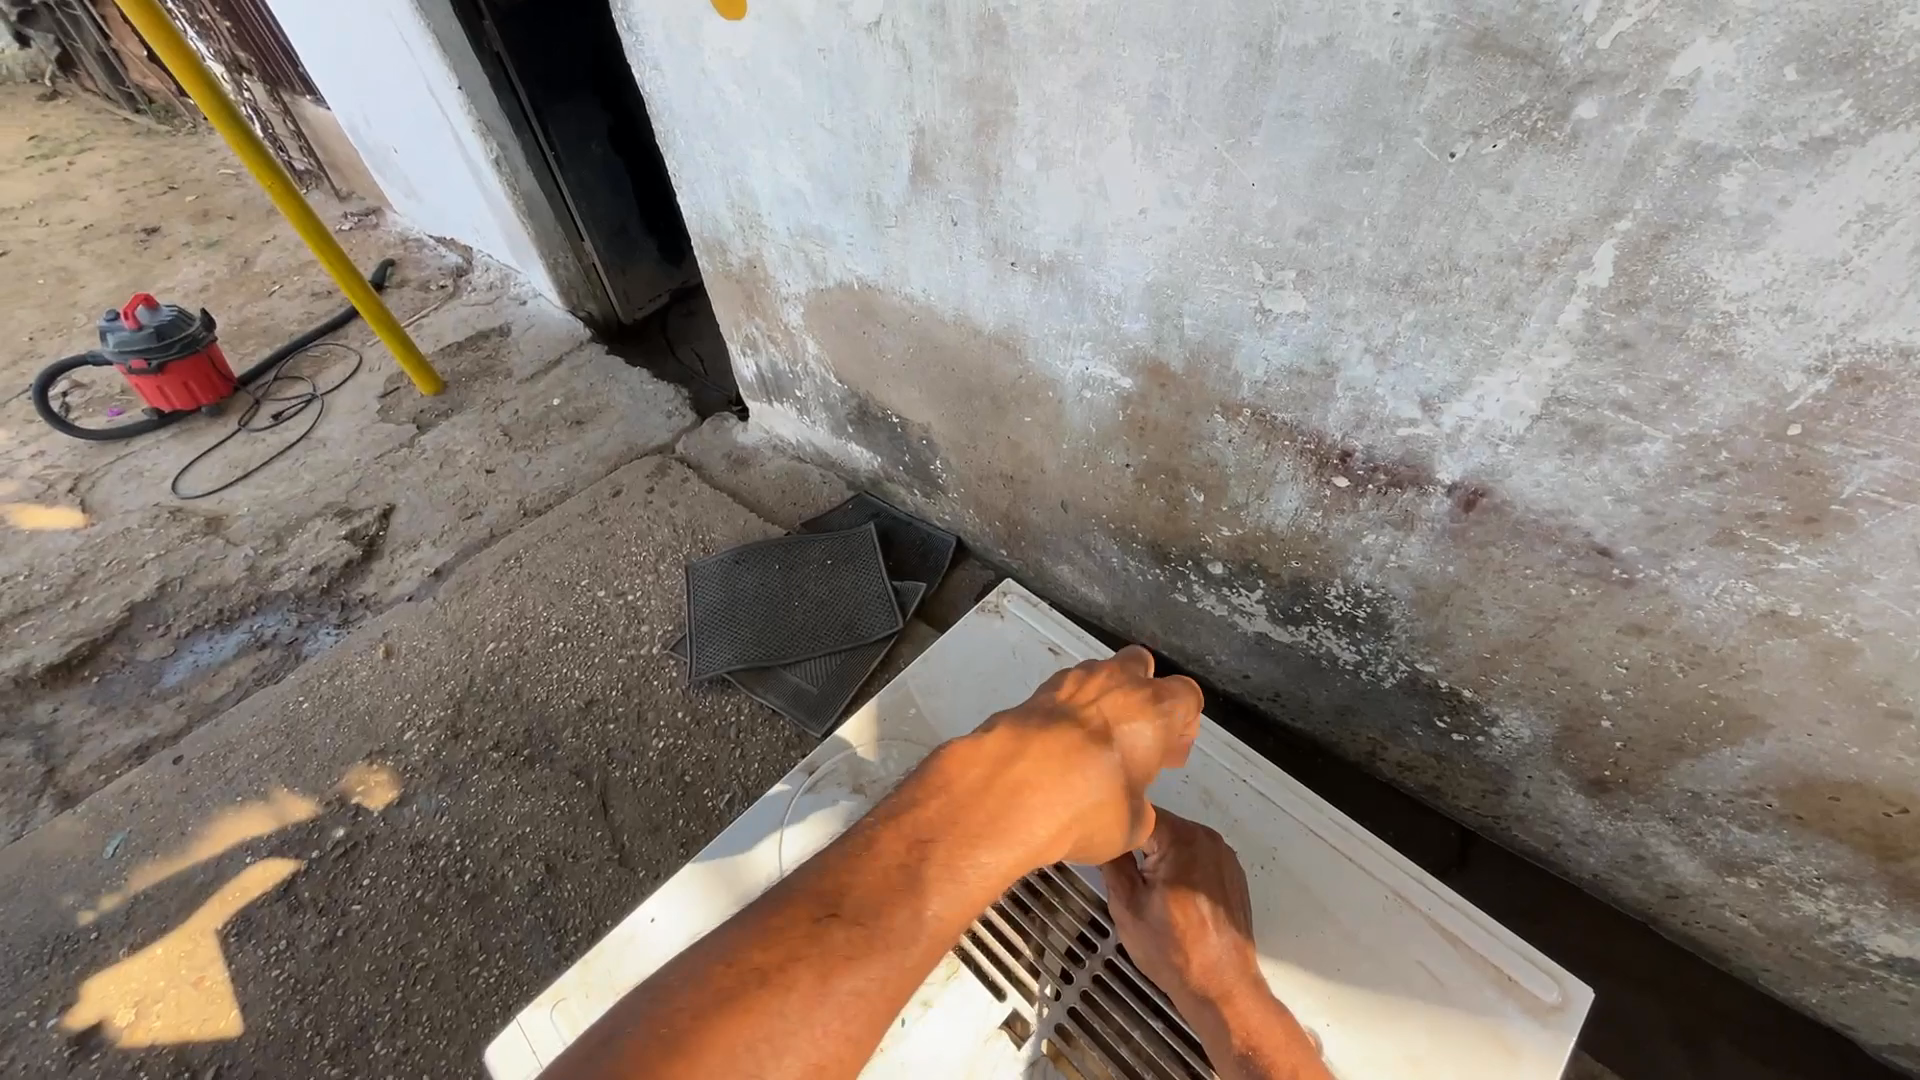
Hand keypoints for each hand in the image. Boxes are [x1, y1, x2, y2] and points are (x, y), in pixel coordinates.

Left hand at [966, 645, 1202, 866]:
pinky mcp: (1034, 692)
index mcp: (1154, 708)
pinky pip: (1062, 693)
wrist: (1009, 788)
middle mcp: (1116, 682)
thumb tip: (1127, 807)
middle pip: (1141, 667)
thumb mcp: (1132, 825)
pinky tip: (1058, 747)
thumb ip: (1139, 806)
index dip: (1182, 724)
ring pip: (1098, 674)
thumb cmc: (1086, 803)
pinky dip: (1066, 711)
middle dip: (1141, 694)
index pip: (1187, 696)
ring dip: (1101, 699)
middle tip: (1133, 737)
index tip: (1169, 754)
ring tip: (1091, 745)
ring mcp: (1071, 681)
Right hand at [1100, 807, 1263, 1010]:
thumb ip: (1111, 861)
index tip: (1103, 845)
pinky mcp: (1232, 872)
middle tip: (1123, 871)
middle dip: (1139, 843)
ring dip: (1160, 854)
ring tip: (1148, 886)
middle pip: (1159, 824)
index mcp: (1181, 838)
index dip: (1116, 828)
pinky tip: (1173, 895)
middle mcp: (1207, 838)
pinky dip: (1181, 866)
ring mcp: (1224, 855)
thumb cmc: (1175, 951)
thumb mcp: (1126, 905)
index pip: (1137, 813)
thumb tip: (1101, 838)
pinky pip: (1196, 855)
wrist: (1222, 989)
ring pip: (1177, 839)